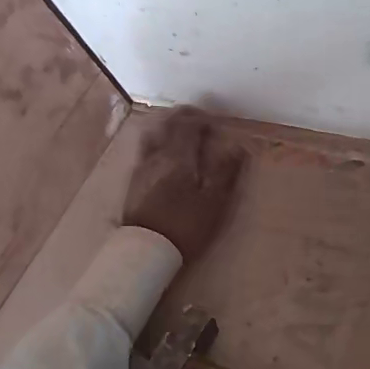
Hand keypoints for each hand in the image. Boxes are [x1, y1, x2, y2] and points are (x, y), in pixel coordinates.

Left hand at [122, 107, 246, 265]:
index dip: (201, 119)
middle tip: (198, 120)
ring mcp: (140, 168)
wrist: (146, 250)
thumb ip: (224, 171)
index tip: (214, 122)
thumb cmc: (185, 226)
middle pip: (166, 125)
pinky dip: (156, 143)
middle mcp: (155, 156)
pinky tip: (162, 155)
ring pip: (152, 136)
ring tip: (178, 132)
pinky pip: (144, 151)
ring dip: (166, 128)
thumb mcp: (213, 202)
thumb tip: (237, 146)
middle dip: (182, 118)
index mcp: (176, 157)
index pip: (187, 126)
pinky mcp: (132, 182)